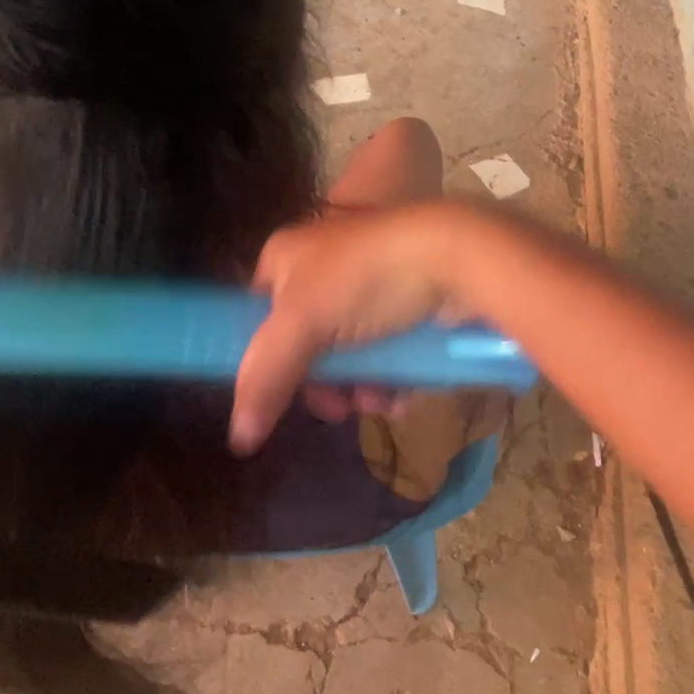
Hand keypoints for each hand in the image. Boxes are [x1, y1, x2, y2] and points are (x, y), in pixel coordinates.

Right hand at [232, 202, 477, 454]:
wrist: (453, 255)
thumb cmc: (365, 278)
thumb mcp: (302, 323)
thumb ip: (265, 377)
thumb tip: (240, 438)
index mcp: (286, 256)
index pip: (256, 314)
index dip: (265, 357)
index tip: (281, 392)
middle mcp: (322, 266)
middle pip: (304, 344)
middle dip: (324, 384)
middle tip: (338, 408)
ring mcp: (368, 285)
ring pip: (349, 354)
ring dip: (361, 390)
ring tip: (379, 403)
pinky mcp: (406, 303)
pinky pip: (386, 351)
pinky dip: (391, 379)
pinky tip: (401, 397)